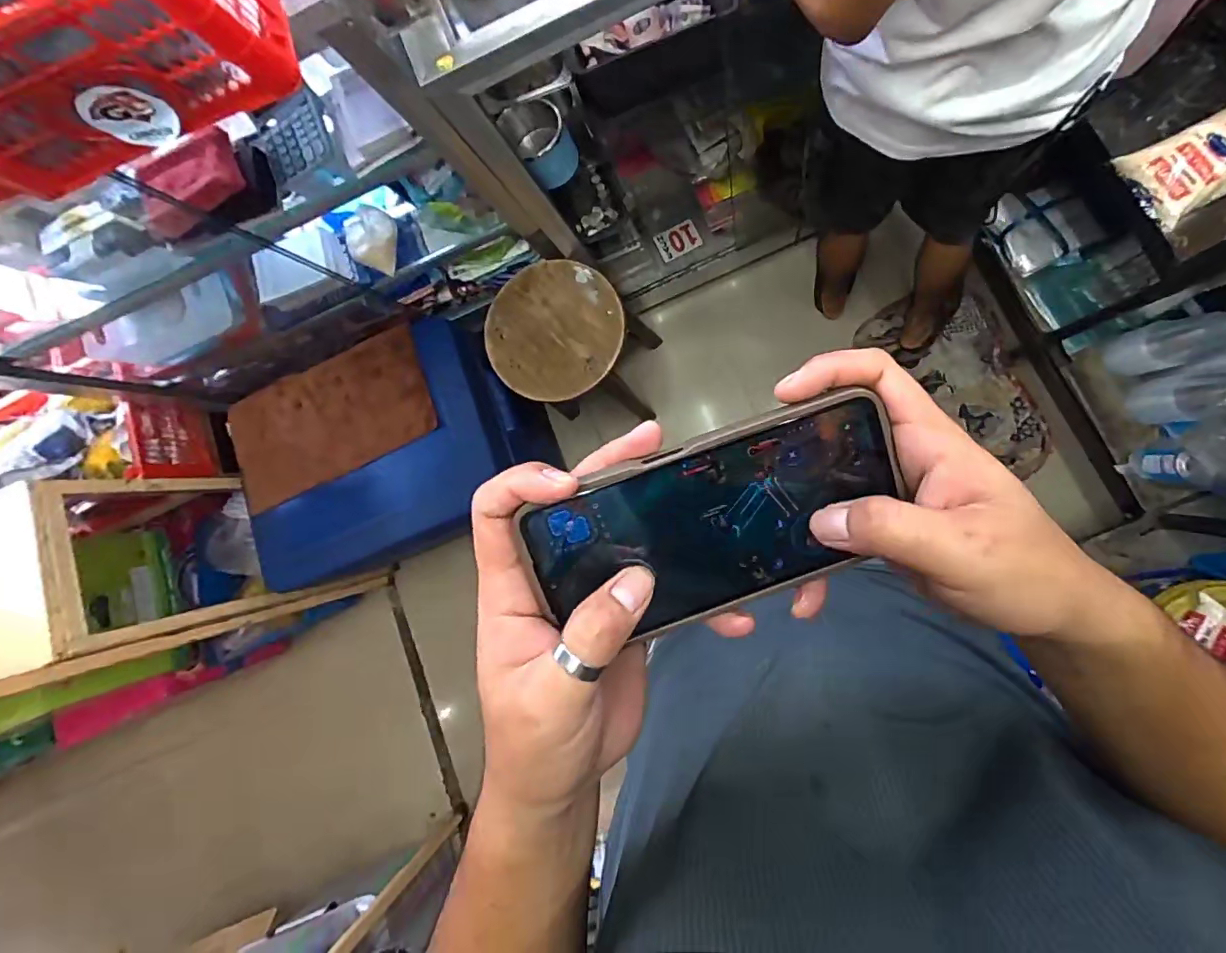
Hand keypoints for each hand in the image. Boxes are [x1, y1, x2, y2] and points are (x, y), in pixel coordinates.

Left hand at [468, 423, 663, 814]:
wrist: (561, 784)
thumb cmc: (532, 745)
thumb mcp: (551, 696)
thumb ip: (588, 640)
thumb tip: (638, 581)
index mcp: (511, 590)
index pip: (496, 514)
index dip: (521, 485)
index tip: (566, 485)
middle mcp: (550, 577)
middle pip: (570, 507)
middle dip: (605, 469)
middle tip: (649, 442)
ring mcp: (590, 594)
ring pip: (617, 533)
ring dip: (650, 507)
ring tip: (682, 479)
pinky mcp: (625, 617)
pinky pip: (657, 585)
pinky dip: (690, 589)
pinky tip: (729, 610)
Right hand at [777, 349, 1134, 640]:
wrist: (1049, 613)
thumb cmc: (1023, 569)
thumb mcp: (960, 548)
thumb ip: (891, 529)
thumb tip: (820, 520)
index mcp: (931, 441)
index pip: (881, 376)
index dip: (832, 369)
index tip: (786, 394)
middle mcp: (907, 457)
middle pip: (844, 425)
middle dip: (800, 442)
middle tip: (763, 467)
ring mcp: (895, 494)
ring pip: (835, 483)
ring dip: (804, 510)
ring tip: (772, 539)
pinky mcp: (888, 529)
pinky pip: (843, 530)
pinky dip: (822, 558)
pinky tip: (807, 595)